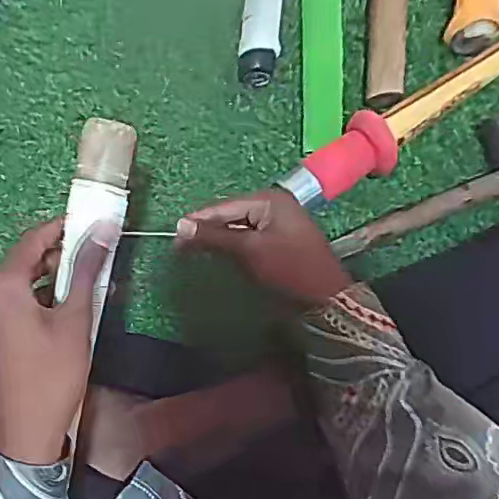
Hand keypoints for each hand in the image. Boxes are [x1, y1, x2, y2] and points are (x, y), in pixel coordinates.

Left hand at [0, 216, 117, 464]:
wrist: (22, 434)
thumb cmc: (51, 377)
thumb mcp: (75, 321)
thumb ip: (86, 271)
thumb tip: (101, 231)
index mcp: (1, 285)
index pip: (34, 239)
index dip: (65, 228)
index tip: (93, 225)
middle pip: (26, 261)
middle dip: (62, 258)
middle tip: (97, 261)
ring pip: (21, 285)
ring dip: (53, 283)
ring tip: (88, 289)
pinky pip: (13, 306)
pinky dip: (39, 302)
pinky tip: (65, 313)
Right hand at [174, 189, 352, 305]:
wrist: (325, 299)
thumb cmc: (289, 269)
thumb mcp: (249, 250)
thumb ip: (214, 237)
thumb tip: (180, 226)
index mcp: (269, 200)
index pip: (223, 206)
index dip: (197, 221)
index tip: (173, 236)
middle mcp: (273, 206)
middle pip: (229, 215)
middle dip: (206, 230)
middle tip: (180, 247)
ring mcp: (277, 224)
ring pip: (236, 228)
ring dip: (216, 240)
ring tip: (192, 252)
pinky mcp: (278, 242)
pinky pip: (247, 239)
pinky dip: (231, 247)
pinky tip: (217, 255)